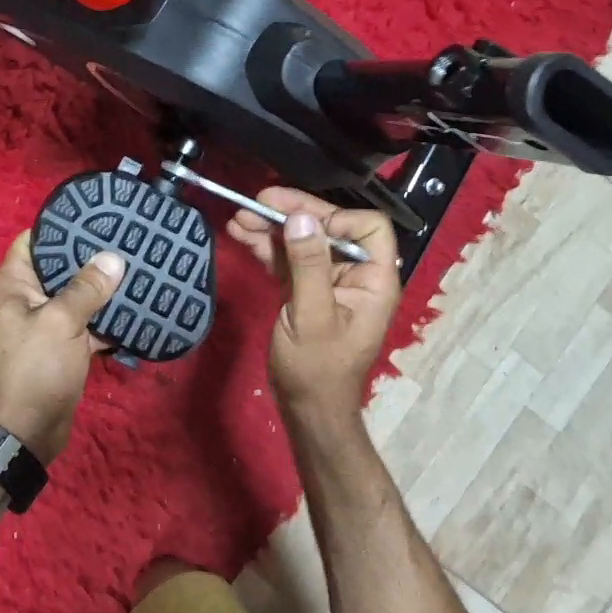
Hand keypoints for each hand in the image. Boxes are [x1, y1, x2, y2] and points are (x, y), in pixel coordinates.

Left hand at [0, 231, 122, 461]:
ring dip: (101, 288)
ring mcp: (43, 325)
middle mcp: (25, 299)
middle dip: (90, 256)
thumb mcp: (61, 322)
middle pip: (58, 266)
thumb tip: (113, 258)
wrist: (26, 434)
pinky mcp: (60, 348)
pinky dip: (105, 318)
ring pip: (75, 296)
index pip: (33, 240)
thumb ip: (87, 288)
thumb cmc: (35, 369)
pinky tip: (135, 308)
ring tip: (137, 267)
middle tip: (125, 239)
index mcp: (13, 285)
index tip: (95, 216)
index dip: (61, 226)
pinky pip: (84, 323)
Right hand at [227, 189, 401, 429]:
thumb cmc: (317, 368)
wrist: (306, 410)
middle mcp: (355, 274)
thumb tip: (301, 218)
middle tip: (255, 202)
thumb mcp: (312, 315)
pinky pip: (289, 258)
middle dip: (291, 214)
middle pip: (328, 228)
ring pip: (303, 240)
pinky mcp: (306, 289)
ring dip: (271, 228)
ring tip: (238, 218)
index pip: (368, 228)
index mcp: (373, 279)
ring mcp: (330, 281)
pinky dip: (267, 246)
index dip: (336, 217)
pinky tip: (241, 235)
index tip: (300, 220)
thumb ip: (309, 265)